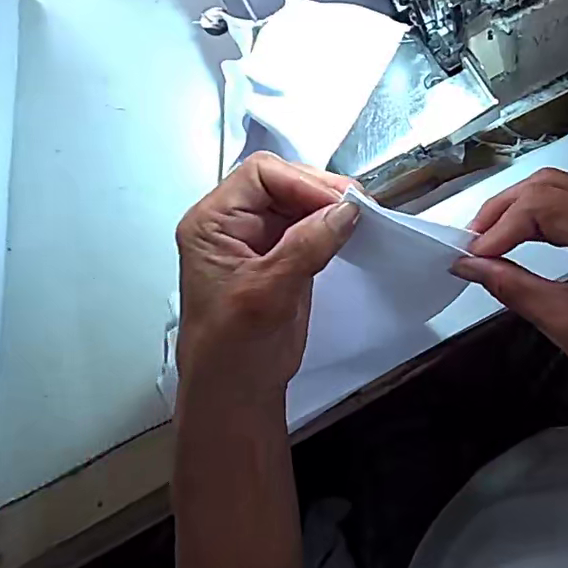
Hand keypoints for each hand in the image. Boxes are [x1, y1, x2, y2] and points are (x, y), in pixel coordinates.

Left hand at [176, 152, 360, 402]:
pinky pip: (309, 224)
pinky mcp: (280, 254)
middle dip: (319, 192)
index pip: (260, 176)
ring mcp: (258, 238)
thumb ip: (306, 247)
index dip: (301, 183)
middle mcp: (232, 224)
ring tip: (356, 219)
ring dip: (328, 206)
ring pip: (299, 200)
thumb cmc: (230, 350)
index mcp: (212, 223)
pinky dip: (331, 225)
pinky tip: (347, 233)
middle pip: (281, 181)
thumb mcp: (266, 293)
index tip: (336, 204)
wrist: (236, 391)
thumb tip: (344, 211)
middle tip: (355, 208)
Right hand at [449, 169, 567, 416]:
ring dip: (517, 210)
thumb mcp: (565, 321)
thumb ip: (511, 285)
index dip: (499, 227)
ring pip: (556, 187)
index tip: (469, 256)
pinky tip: (518, 234)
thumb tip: (467, 263)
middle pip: (548, 185)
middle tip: (472, 245)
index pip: (543, 205)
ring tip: (488, 240)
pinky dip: (538, 215)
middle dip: (503, 211)